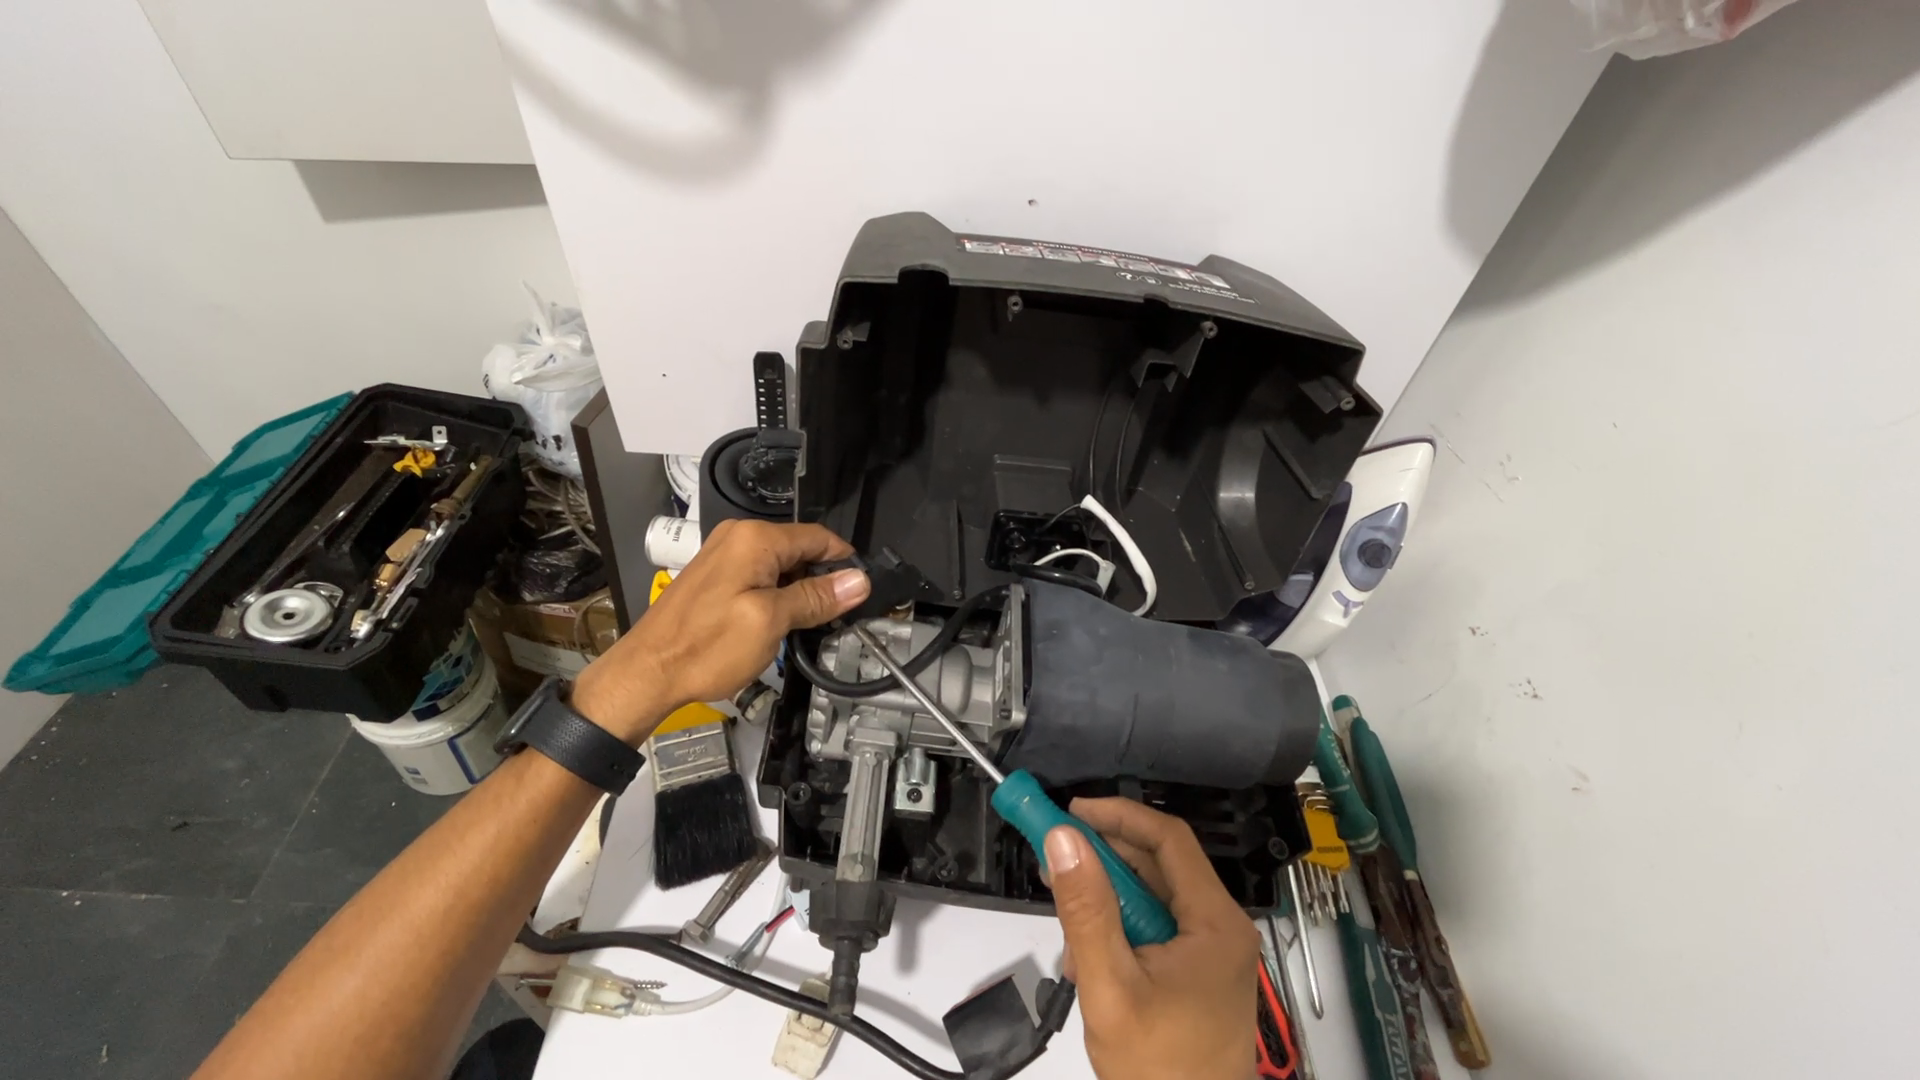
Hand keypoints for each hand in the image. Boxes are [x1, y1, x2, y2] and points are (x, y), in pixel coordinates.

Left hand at [571, 520, 868, 744]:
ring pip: (781, 565)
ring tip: (811, 622)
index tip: (862, 592)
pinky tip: (780, 621)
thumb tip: (860, 580)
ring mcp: (724, 555)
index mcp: (755, 538)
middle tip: (838, 614)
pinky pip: (760, 575)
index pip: (818, 538)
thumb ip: (816, 597)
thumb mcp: (771, 622)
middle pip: (800, 550)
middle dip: (822, 578)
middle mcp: (739, 536)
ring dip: (800, 590)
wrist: (647, 673)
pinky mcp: (716, 576)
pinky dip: (777, 594)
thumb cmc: (708, 647)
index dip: (845, 563)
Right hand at [1046, 798, 1261, 1079]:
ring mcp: (1212, 951)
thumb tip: (1062, 838)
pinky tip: (1089, 959)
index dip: (1117, 816)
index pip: (1168, 839)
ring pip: (1152, 897)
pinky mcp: (1198, 972)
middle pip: (1158, 865)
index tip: (1070, 812)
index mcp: (1215, 922)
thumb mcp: (1111, 987)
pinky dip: (1119, 930)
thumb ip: (1086, 910)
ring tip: (1068, 928)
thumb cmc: (1158, 1069)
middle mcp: (1222, 926)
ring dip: (1106, 901)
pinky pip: (1155, 928)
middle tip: (1055, 860)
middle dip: (1103, 859)